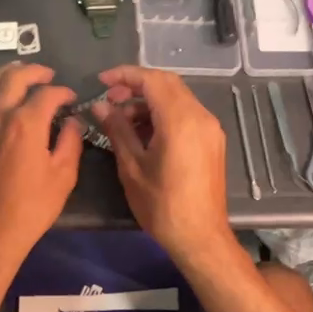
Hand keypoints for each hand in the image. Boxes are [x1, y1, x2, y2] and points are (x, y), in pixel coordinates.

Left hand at [0, 62, 80, 256]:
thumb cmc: (32, 207)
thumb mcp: (63, 176)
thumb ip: (71, 142)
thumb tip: (74, 122)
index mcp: (27, 123)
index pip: (48, 94)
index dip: (63, 92)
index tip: (71, 100)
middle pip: (15, 78)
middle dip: (35, 72)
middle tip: (48, 75)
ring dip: (4, 73)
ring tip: (18, 74)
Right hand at [92, 66, 231, 260]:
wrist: (199, 236)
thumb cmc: (161, 206)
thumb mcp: (132, 167)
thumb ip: (117, 130)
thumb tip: (100, 106)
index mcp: (180, 121)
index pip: (152, 80)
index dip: (124, 75)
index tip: (101, 81)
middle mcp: (200, 117)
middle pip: (167, 84)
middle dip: (136, 86)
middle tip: (110, 101)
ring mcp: (210, 128)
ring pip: (178, 98)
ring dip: (149, 102)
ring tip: (122, 122)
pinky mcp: (212, 141)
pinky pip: (187, 114)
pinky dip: (164, 114)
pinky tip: (144, 133)